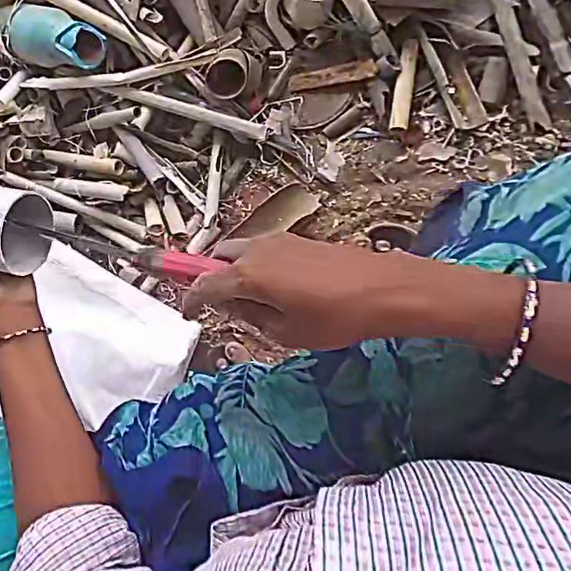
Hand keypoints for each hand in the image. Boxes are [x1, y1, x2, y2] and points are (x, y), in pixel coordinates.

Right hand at [180, 233, 431, 349]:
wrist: (382, 288)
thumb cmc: (333, 317)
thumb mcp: (286, 332)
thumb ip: (251, 318)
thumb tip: (233, 308)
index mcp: (247, 275)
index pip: (203, 283)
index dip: (190, 299)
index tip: (188, 312)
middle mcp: (256, 251)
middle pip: (217, 256)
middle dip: (211, 276)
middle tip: (219, 302)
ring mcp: (277, 240)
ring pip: (239, 250)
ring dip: (233, 268)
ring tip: (250, 297)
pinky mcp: (295, 239)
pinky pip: (261, 248)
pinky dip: (254, 264)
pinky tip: (274, 286)